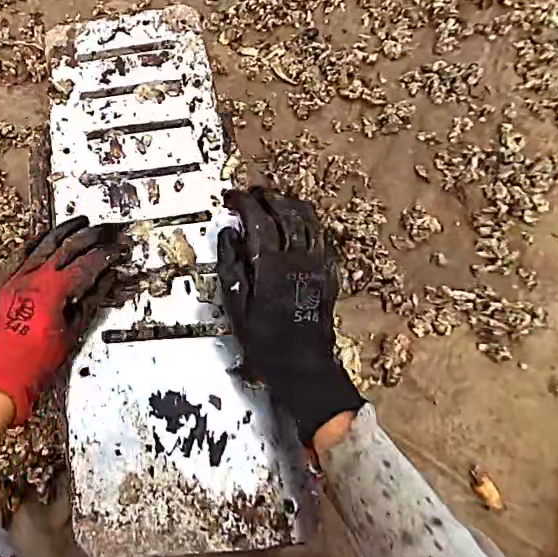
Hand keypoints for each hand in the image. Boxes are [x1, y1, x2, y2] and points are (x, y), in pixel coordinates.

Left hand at [0, 216, 124, 425]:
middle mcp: (34, 277)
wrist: (2, 374)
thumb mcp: (72, 333)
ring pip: (43, 245)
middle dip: (89, 236)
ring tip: (78, 223)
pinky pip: (20, 255)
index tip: (117, 250)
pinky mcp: (6, 285)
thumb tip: (104, 284)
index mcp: (54, 289)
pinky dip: (33, 244)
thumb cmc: (35, 361)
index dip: (105, 255)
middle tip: (104, 231)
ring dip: (63, 232)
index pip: (86, 263)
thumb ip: (89, 304)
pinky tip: (40, 239)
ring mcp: (17, 279)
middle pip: (66, 246)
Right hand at [216, 188, 364, 448]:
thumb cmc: (264, 339)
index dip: (244, 203)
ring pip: (309, 221)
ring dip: (291, 205)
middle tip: (252, 193)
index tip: (232, 196)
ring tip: (275, 199)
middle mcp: (298, 260)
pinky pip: (323, 237)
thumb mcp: (235, 305)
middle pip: (287, 214)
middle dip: (268, 198)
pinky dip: (310, 223)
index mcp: (272, 266)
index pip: (259, 221)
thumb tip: (229, 233)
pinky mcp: (329, 273)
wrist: (302, 363)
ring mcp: (318, 265)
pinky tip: (301, 222)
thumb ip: (231, 264)